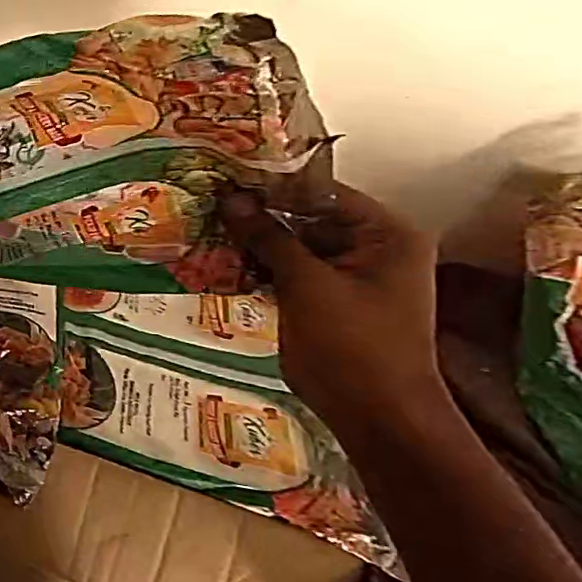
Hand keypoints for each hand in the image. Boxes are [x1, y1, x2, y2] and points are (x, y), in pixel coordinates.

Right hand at [220, 183, 442, 429]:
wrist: (370, 407)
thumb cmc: (355, 341)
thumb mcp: (308, 283)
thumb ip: (268, 237)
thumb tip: (229, 197)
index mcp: (385, 235)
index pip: (322, 192)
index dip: (272, 182)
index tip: (222, 174)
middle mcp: (365, 246)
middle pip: (299, 214)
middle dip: (252, 210)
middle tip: (200, 198)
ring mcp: (337, 270)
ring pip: (282, 239)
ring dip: (243, 236)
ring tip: (195, 223)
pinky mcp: (312, 291)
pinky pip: (275, 264)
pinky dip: (246, 260)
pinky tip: (207, 254)